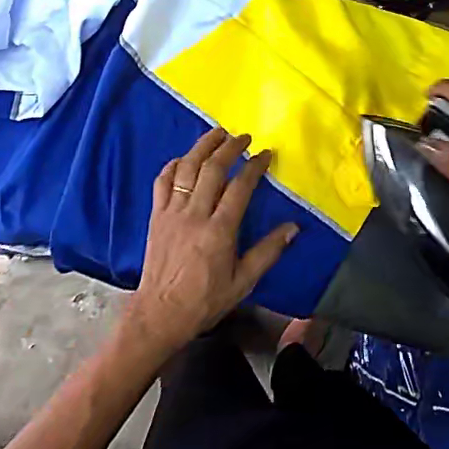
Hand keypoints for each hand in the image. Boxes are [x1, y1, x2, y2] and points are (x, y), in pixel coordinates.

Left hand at [120, 128, 297, 358]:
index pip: (240, 187)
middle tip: (244, 136)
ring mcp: (171, 214)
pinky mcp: (155, 218)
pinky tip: (184, 158)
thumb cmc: (206, 299)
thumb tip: (294, 227)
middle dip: (230, 147)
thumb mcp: (244, 281)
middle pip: (212, 170)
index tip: (266, 154)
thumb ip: (269, 251)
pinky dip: (173, 165)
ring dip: (202, 147)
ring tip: (217, 133)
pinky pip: (162, 183)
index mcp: (219, 231)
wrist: (159, 315)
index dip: (255, 166)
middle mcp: (194, 216)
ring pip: (186, 169)